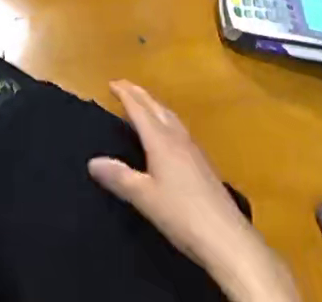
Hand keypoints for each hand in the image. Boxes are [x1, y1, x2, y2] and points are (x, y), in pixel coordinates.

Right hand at [89, 81, 298, 301]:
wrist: (228, 239)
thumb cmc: (182, 215)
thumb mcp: (144, 197)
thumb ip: (119, 177)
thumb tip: (92, 161)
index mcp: (161, 141)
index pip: (139, 110)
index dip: (125, 95)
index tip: (111, 82)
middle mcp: (178, 138)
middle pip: (157, 108)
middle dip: (140, 94)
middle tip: (124, 85)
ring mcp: (194, 151)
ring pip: (171, 117)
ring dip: (155, 106)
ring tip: (145, 103)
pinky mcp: (204, 165)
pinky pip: (180, 130)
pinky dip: (167, 121)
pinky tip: (169, 134)